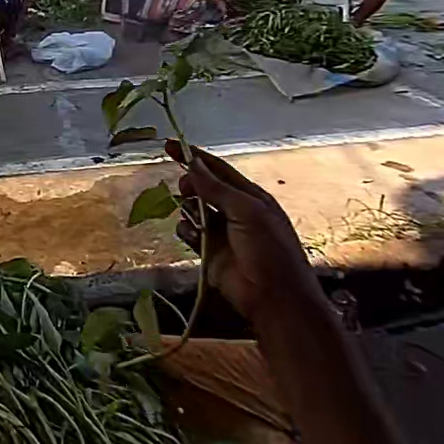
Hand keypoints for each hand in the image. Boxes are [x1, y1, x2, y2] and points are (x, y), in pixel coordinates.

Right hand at [166, 140, 321, 319]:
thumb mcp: (246, 211)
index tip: (169, 145)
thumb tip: (193, 163)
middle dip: (190, 184)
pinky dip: (186, 230)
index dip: (194, 157)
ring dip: (188, 209)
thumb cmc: (268, 249)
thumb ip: (216, 188)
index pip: (217, 169)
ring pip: (193, 209)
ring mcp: (220, 231)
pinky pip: (189, 232)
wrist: (273, 297)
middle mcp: (234, 211)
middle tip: (184, 189)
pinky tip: (192, 236)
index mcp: (249, 196)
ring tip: (194, 217)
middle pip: (203, 187)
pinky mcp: (208, 251)